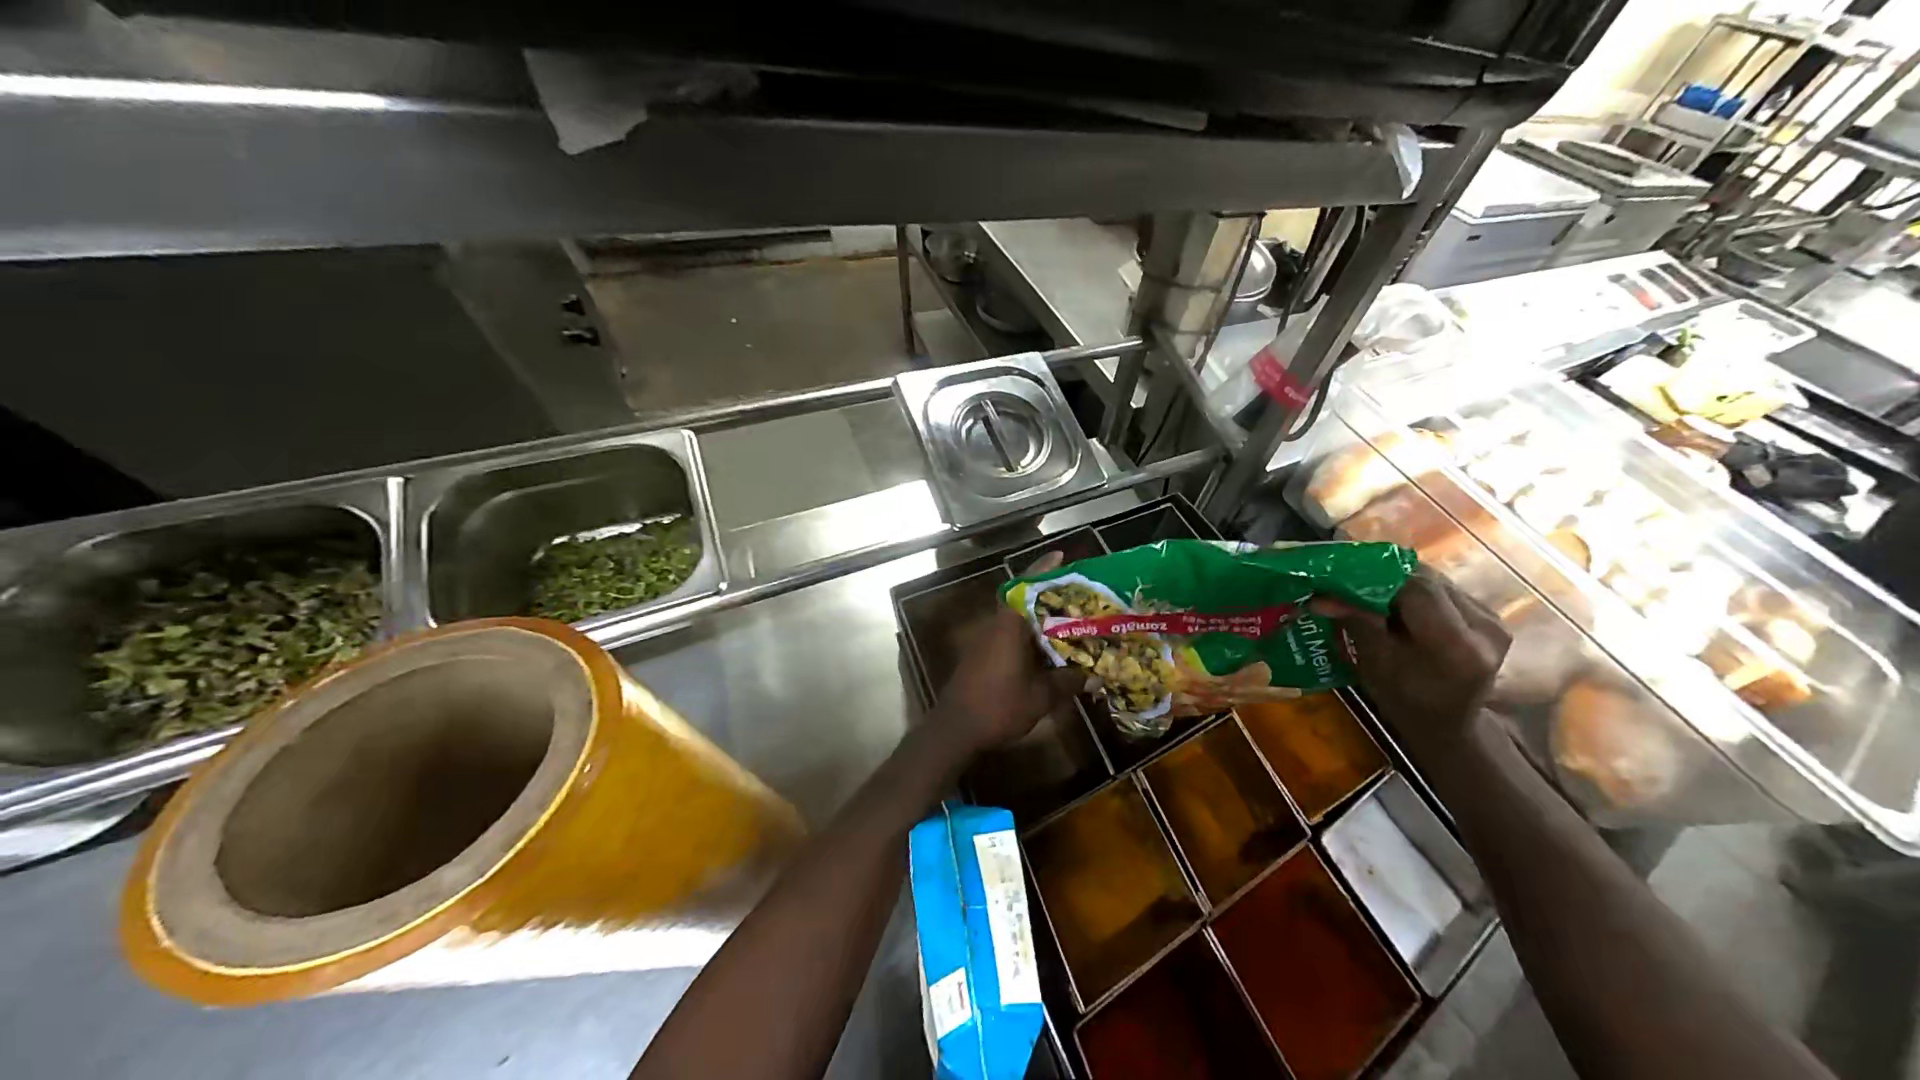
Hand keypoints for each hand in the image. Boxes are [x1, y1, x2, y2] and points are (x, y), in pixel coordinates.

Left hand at [935, 553, 1085, 755]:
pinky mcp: (983, 656)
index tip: (1061, 555)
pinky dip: (1030, 636)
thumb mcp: (1040, 696)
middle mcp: (996, 625)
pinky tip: (1049, 649)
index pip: (1025, 585)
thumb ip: (1068, 682)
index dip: (1044, 569)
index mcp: (1009, 625)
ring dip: (1040, 618)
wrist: (955, 729)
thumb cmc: (998, 706)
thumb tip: (1096, 677)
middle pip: (1023, 600)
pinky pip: (1011, 635)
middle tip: (1078, 594)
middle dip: (1049, 595)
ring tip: (1071, 621)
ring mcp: (986, 640)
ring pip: (1017, 619)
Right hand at [1310, 567, 1510, 761]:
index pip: (1416, 589)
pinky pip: (1447, 592)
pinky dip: (1420, 594)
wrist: (1448, 724)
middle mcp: (1484, 627)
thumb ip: (1356, 622)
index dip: (1378, 578)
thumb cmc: (1406, 701)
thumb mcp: (1375, 664)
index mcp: (1455, 645)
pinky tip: (1402, 608)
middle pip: (1429, 582)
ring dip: (1404, 585)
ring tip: (1377, 598)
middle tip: (1355, 586)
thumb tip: (1320, 596)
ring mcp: (1493, 621)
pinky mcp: (1492, 618)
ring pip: (1438, 582)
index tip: (1344, 579)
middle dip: (1388, 580)